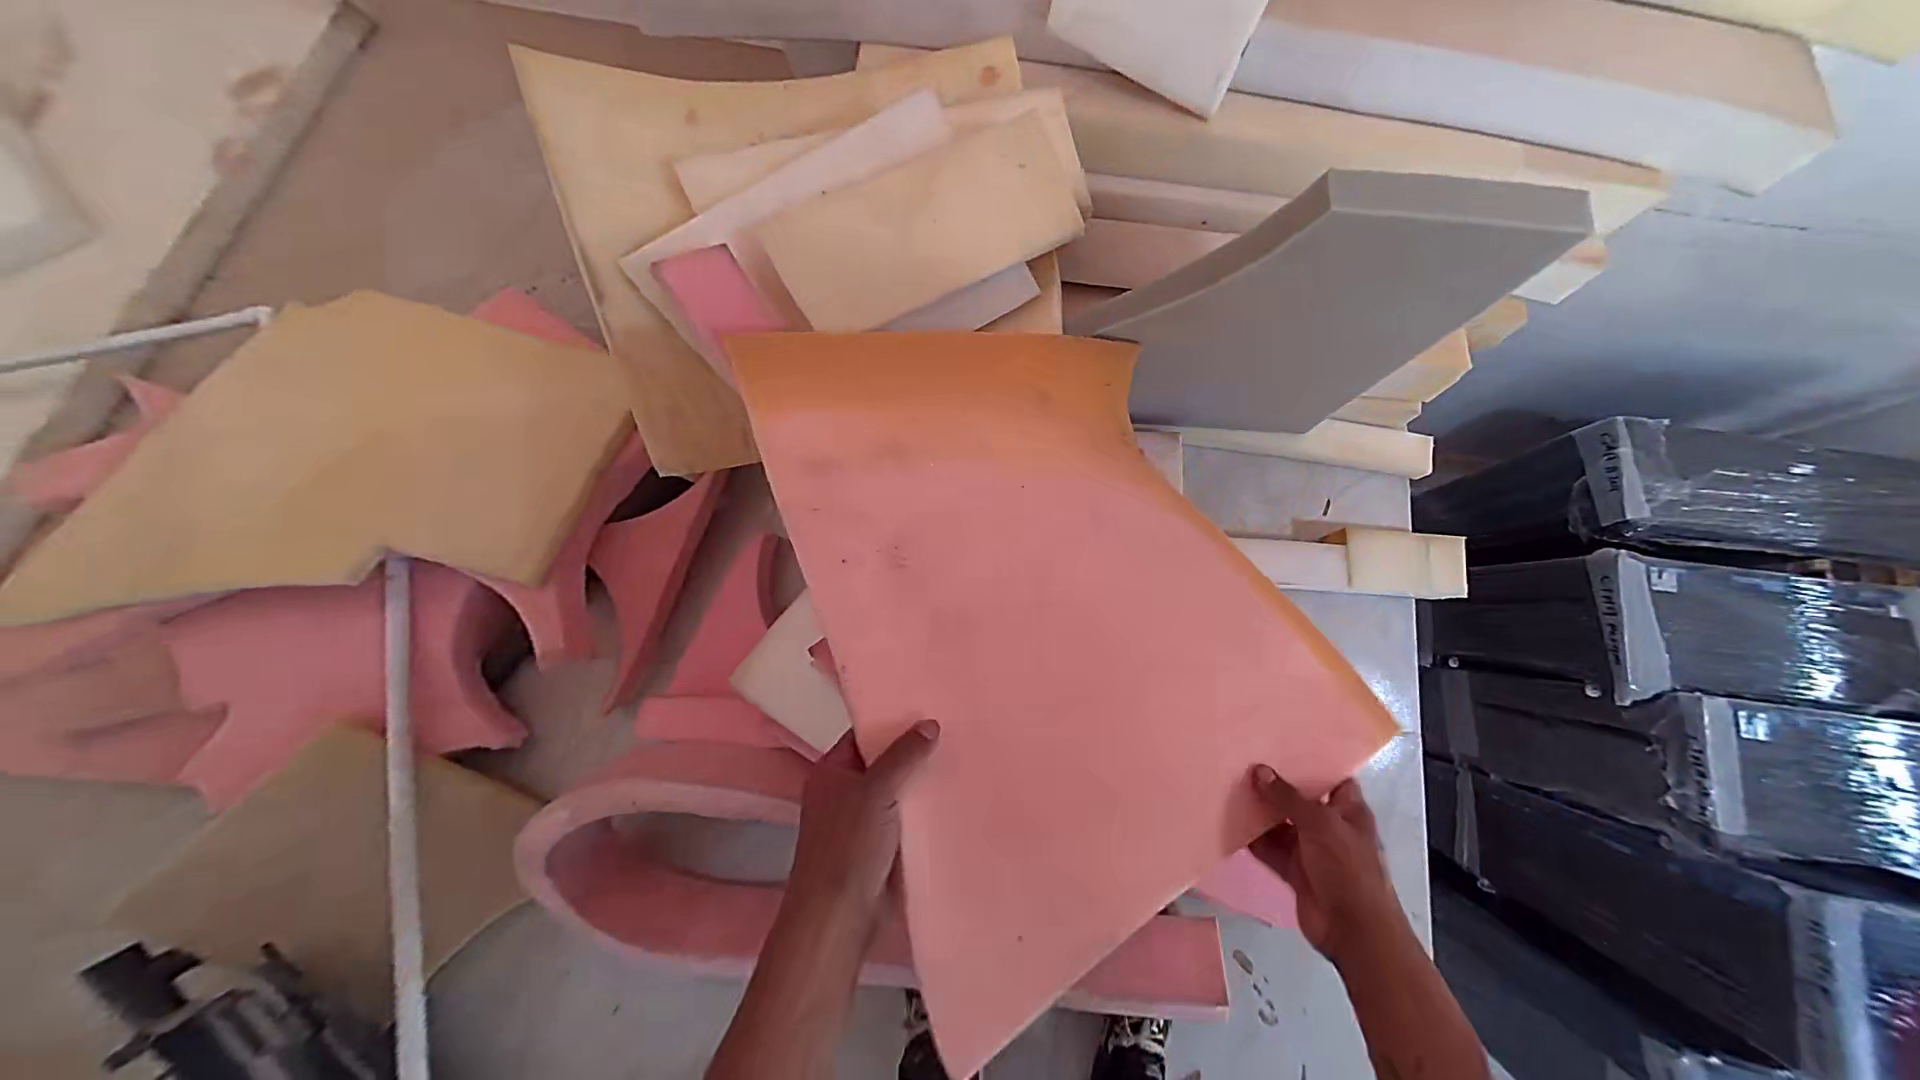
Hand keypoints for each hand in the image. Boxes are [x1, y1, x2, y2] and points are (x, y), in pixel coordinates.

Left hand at [787, 721, 940, 919]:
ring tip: (961, 755)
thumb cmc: (848, 845)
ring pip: (898, 791)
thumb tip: (930, 724)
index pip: (863, 734)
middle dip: (913, 750)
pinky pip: (907, 817)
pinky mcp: (882, 847)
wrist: (840, 916)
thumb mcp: (876, 790)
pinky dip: (925, 809)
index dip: (891, 719)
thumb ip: (903, 755)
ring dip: (922, 781)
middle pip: (883, 762)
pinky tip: (954, 795)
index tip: (926, 706)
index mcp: (831, 771)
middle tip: (952, 727)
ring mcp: (864, 821)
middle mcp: (845, 792)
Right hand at [1247, 765, 1405, 965]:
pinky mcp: (1293, 870)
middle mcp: (1330, 827)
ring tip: (1229, 786)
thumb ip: (1287, 797)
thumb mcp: (1320, 823)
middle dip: (1275, 785)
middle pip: (1299, 800)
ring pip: (1280, 823)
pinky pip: (1269, 848)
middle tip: (1244, 760)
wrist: (1353, 930)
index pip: (1332, 779)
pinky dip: (1253, 838)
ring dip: (1259, 811)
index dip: (1312, 764)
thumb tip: (1259, 770)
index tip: (1282, 745)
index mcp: (1349, 812)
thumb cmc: (1348, 868)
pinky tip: (1231, 821)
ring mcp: (1311, 850)